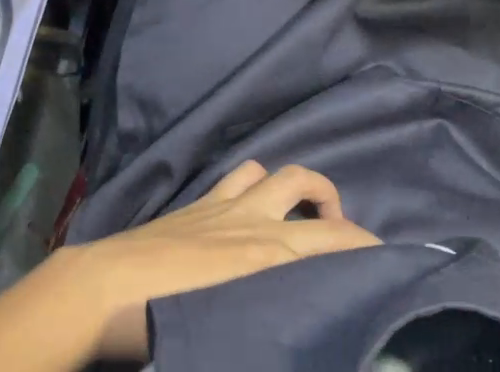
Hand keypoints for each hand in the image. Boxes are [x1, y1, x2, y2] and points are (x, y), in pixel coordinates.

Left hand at [54, 161, 379, 359]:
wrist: (107, 288)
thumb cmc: (166, 318)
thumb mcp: (232, 325)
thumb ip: (273, 311)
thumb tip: (299, 317)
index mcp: (267, 253)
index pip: (334, 240)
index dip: (368, 247)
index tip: (393, 261)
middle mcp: (254, 220)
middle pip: (313, 198)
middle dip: (344, 214)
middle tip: (356, 243)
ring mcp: (226, 204)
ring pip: (279, 174)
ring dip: (303, 187)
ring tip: (309, 214)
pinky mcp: (201, 201)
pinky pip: (241, 175)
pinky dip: (260, 182)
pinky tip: (258, 203)